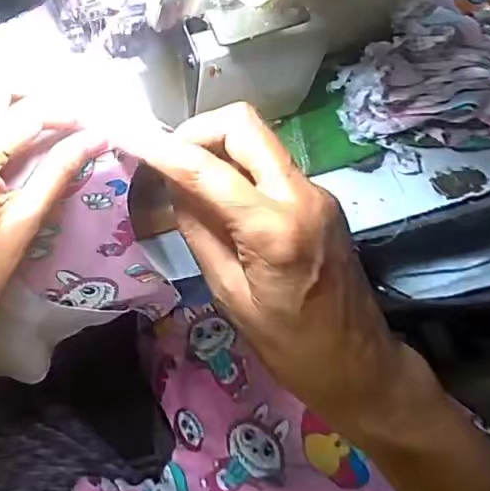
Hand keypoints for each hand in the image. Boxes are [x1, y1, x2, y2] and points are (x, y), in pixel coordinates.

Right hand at [116, 103, 440, 441]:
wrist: (362, 366)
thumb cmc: (291, 346)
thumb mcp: (229, 294)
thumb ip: (199, 231)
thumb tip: (174, 184)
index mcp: (275, 229)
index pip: (205, 169)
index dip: (159, 148)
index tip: (127, 136)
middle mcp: (300, 195)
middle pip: (241, 124)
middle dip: (195, 131)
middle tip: (166, 158)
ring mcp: (314, 191)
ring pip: (254, 137)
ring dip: (213, 145)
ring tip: (186, 181)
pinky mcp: (317, 197)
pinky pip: (265, 161)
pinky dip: (233, 164)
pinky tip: (217, 198)